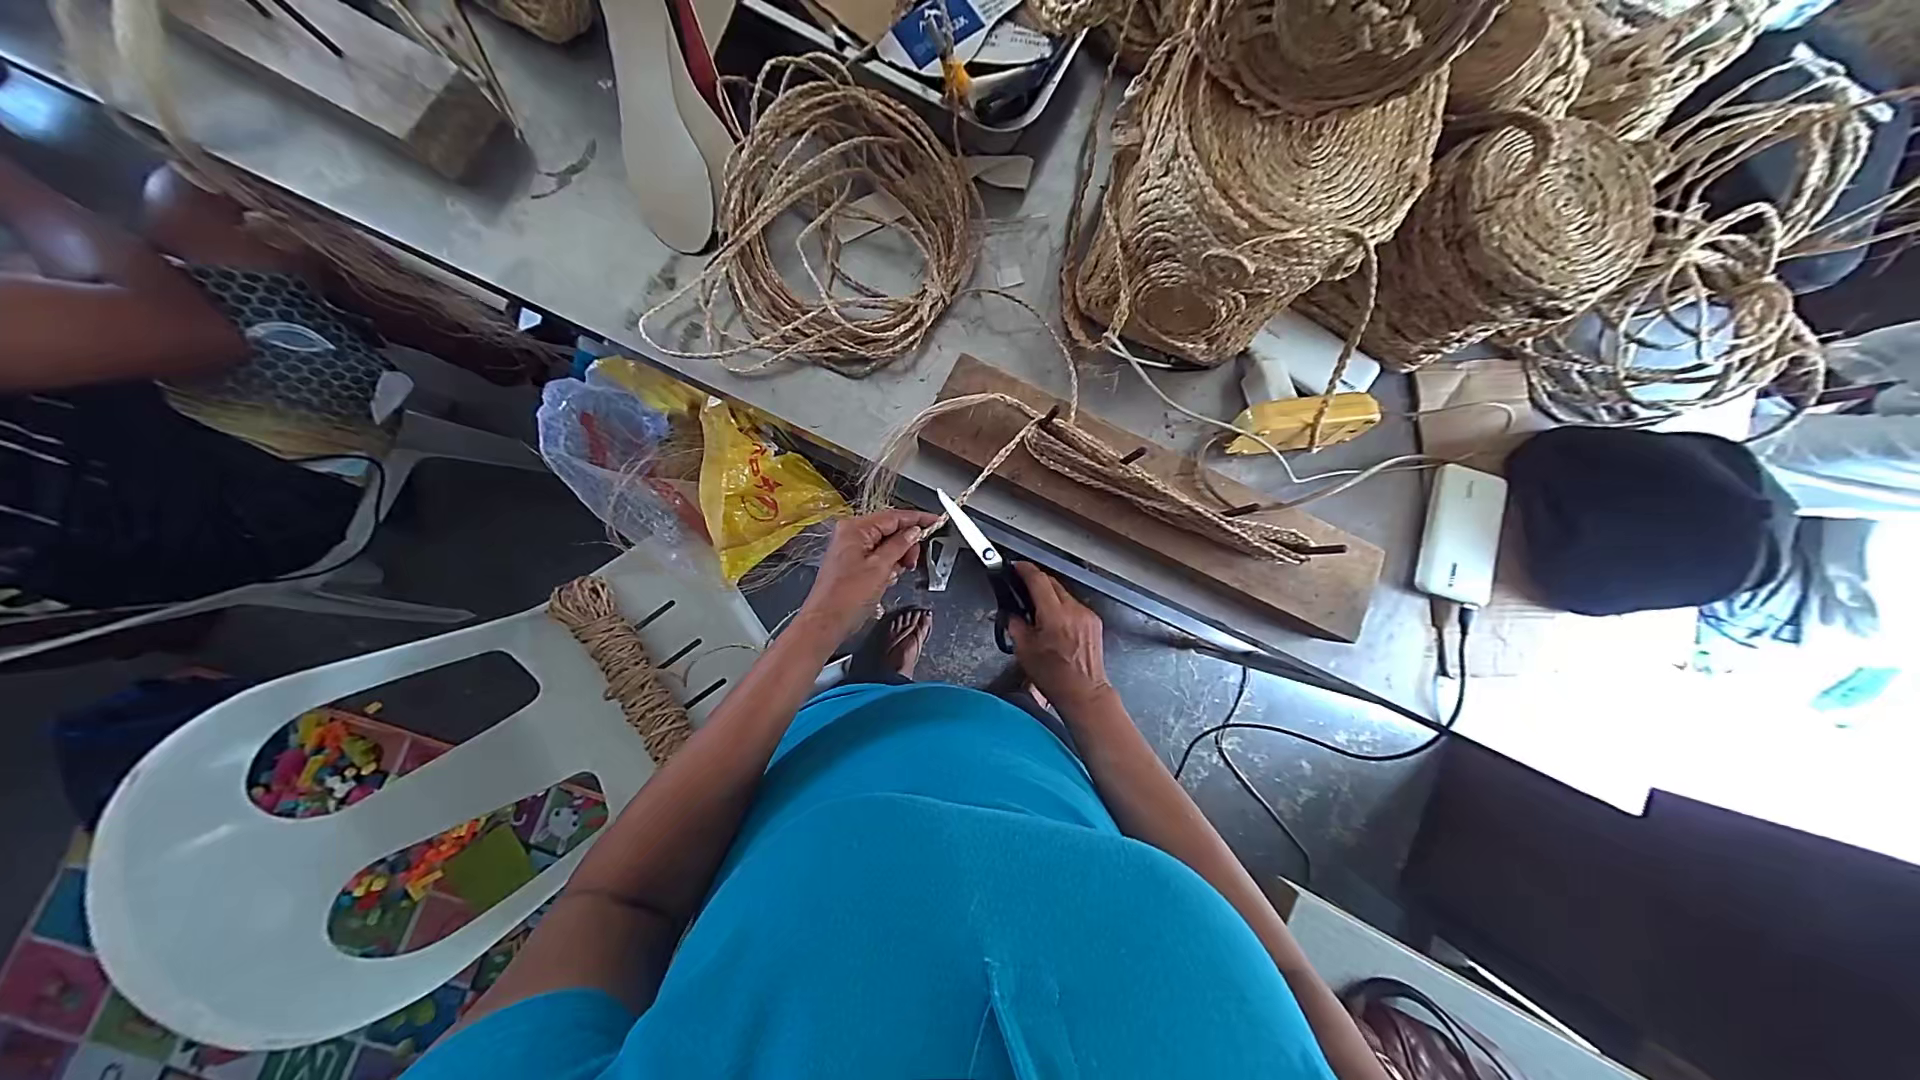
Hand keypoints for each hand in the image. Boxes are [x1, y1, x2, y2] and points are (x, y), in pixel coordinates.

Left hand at [797, 509, 939, 641]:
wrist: (826, 622)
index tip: (935, 521)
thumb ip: (900, 545)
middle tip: (912, 560)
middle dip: (905, 545)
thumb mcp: (880, 568)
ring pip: (885, 545)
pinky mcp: (851, 562)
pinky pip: (877, 557)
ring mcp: (850, 548)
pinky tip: (885, 580)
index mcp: (855, 528)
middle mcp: (850, 534)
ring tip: (893, 575)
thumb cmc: (845, 598)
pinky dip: (886, 566)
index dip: (917, 519)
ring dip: (896, 559)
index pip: (893, 516)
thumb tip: (914, 532)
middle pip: (890, 530)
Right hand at [1007, 562, 1111, 709]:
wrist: (1083, 692)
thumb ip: (1015, 625)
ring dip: (1049, 596)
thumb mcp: (1024, 650)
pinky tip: (1055, 623)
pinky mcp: (1093, 622)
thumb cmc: (1056, 677)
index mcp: (1054, 616)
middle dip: (1036, 582)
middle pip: (1052, 582)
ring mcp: (1086, 615)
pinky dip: (1062, 608)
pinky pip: (1074, 606)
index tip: (1017, 567)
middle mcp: (1073, 611)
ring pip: (1063, 594)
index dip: (1025, 569)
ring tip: (1038, 612)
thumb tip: (1012, 613)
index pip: (1038, 579)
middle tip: (1022, 588)